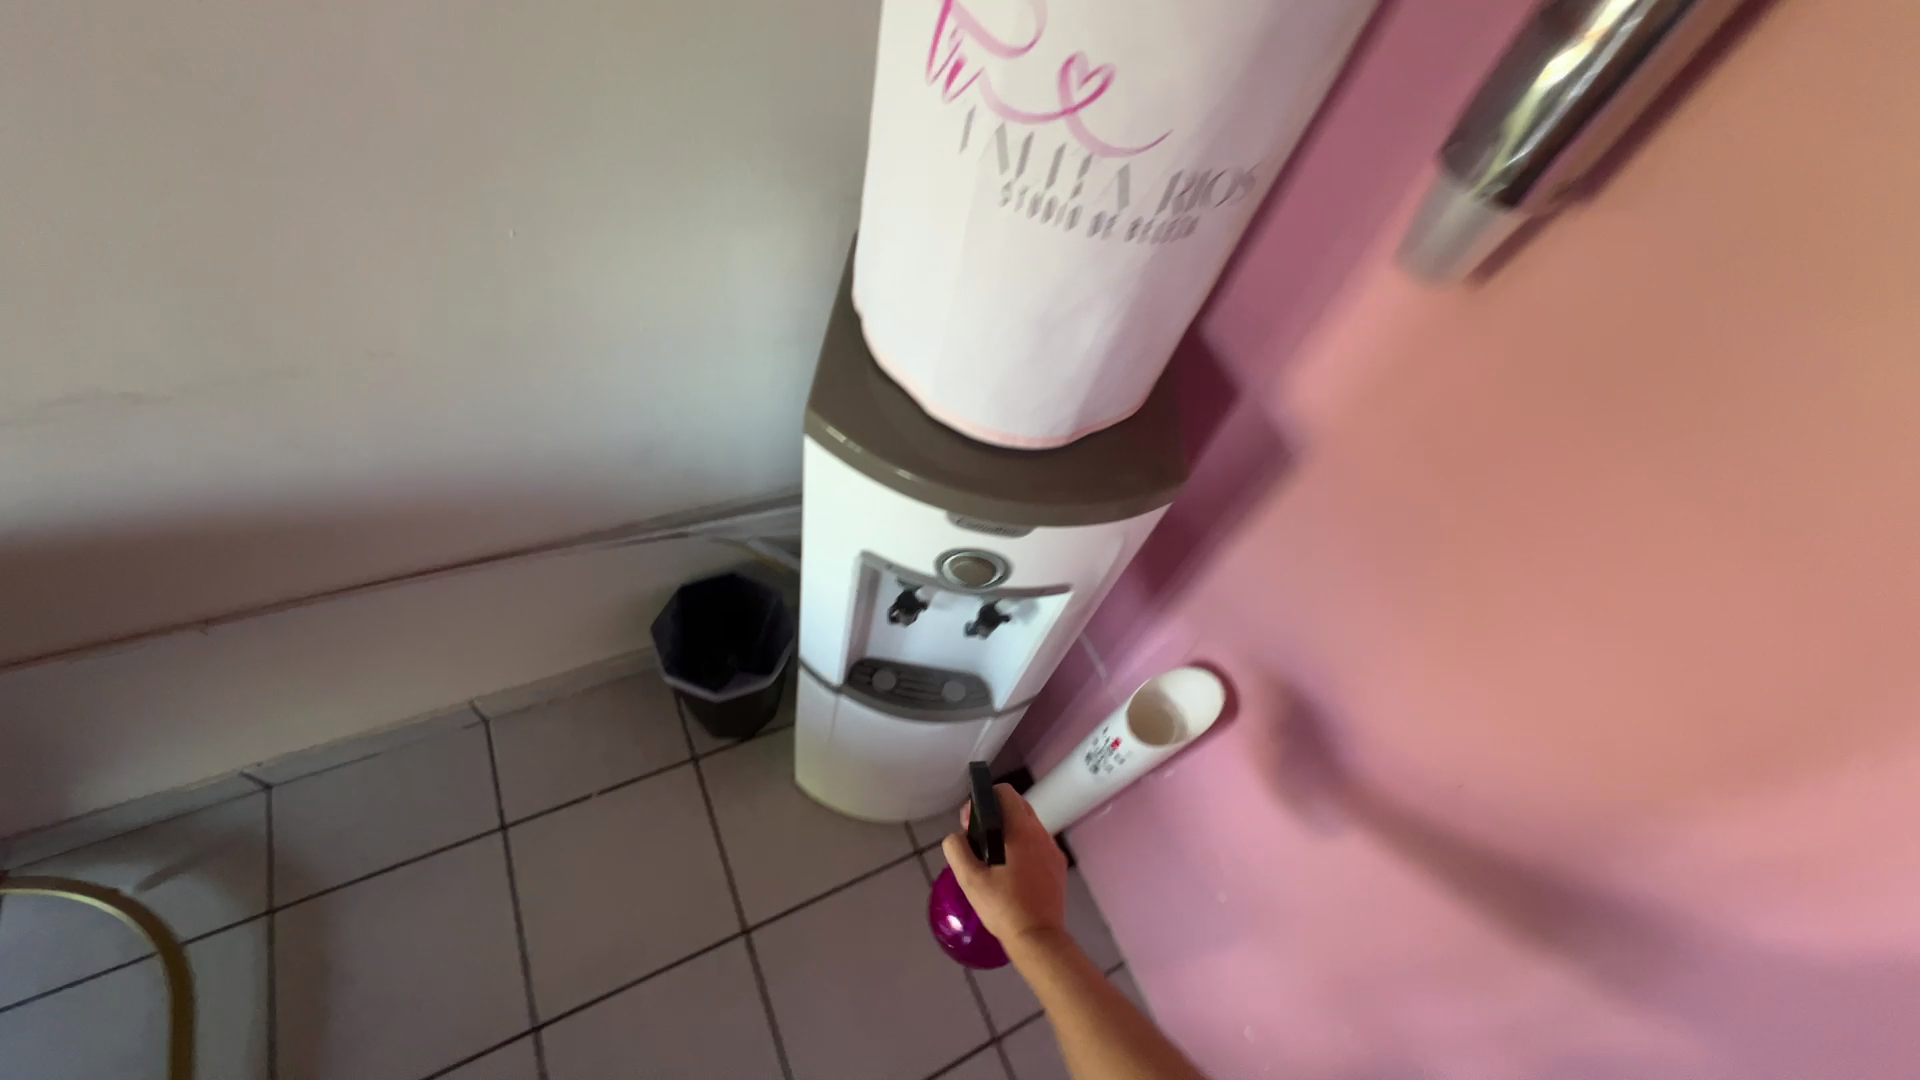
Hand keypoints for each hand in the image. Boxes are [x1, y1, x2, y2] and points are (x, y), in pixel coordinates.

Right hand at [942, 784, 1067, 947]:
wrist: (1039, 939)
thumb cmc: (1003, 907)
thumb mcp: (970, 879)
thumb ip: (957, 849)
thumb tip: (958, 836)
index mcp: (1021, 830)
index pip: (1005, 792)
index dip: (984, 799)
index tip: (972, 823)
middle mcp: (1041, 833)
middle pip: (1017, 806)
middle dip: (995, 814)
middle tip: (978, 840)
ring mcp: (1053, 849)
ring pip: (1028, 825)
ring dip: (1009, 831)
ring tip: (993, 858)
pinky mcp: (1058, 866)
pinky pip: (1038, 844)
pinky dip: (1023, 847)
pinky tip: (1012, 873)